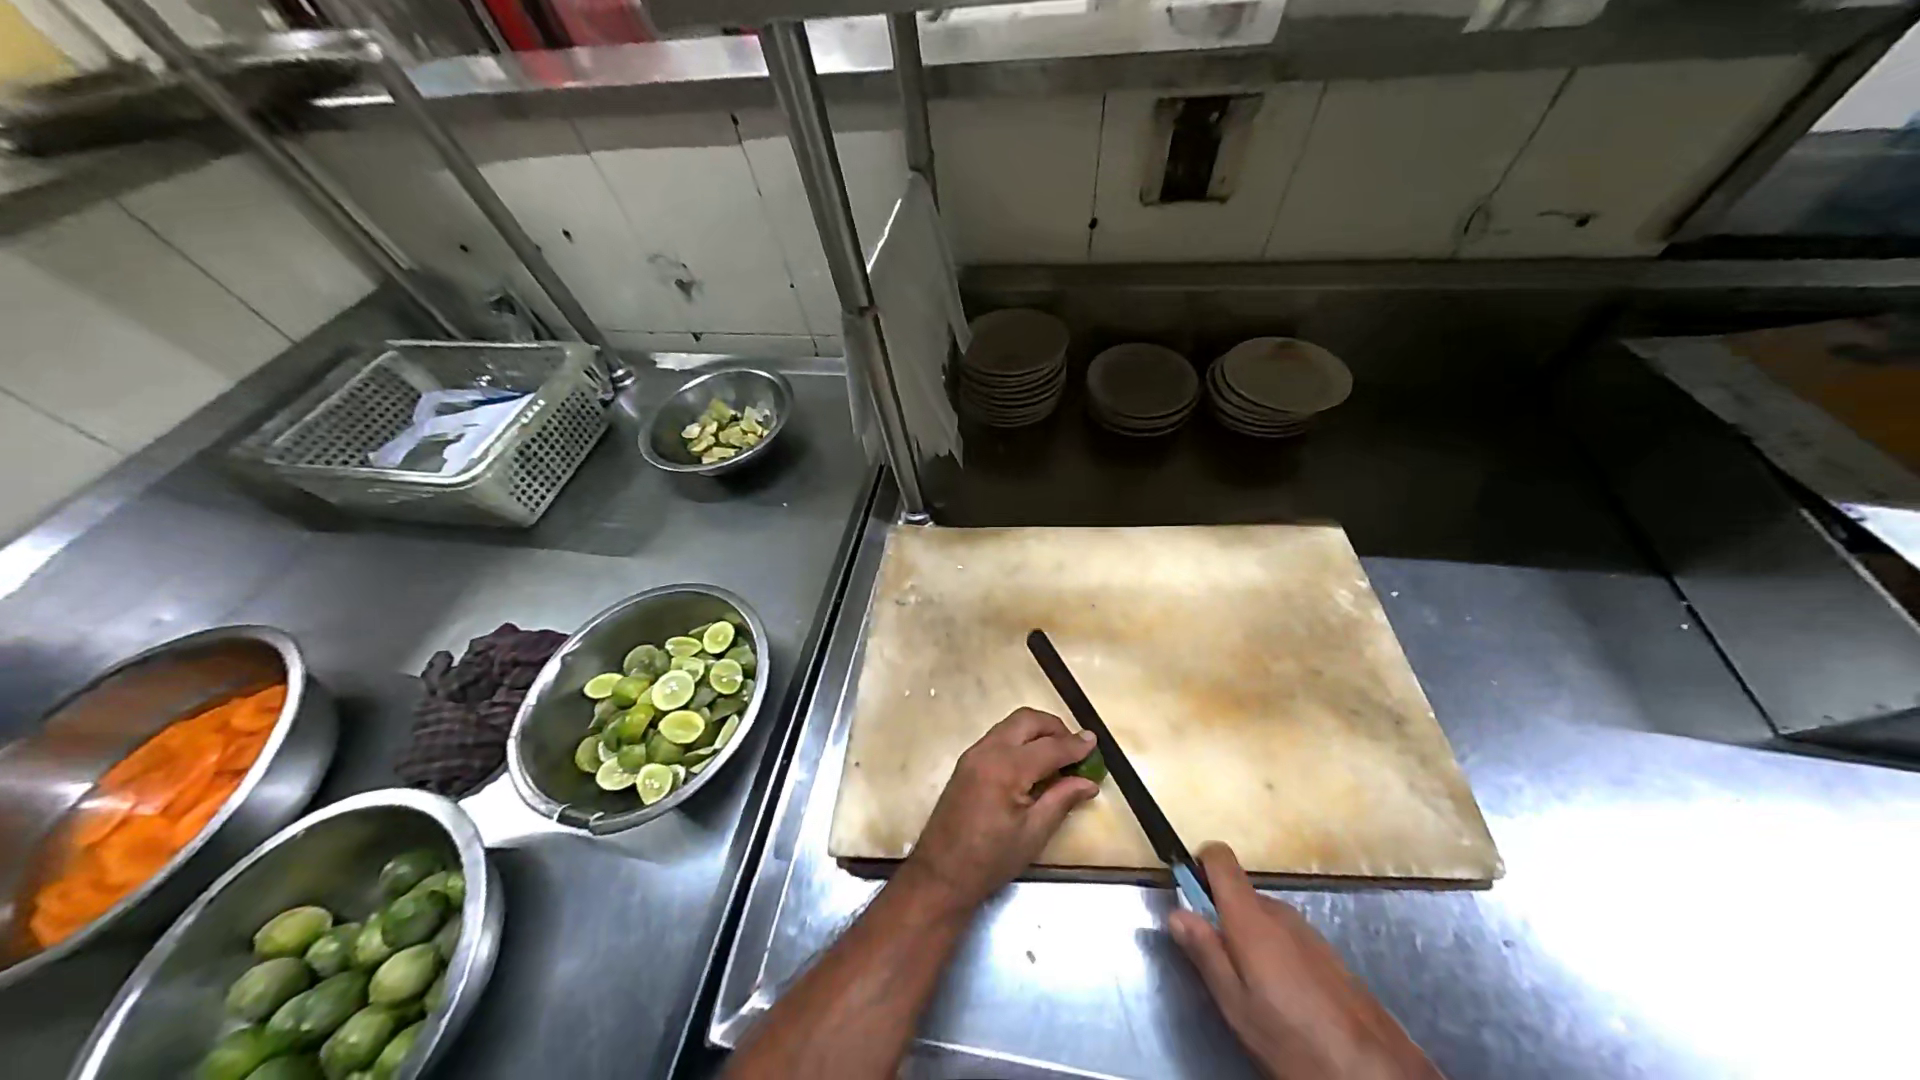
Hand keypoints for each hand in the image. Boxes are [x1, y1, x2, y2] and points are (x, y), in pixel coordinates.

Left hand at [899, 707, 1098, 912]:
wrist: (940, 874)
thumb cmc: (990, 860)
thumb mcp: (1034, 833)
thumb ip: (1062, 799)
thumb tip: (1089, 781)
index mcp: (1006, 768)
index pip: (1050, 746)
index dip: (1075, 745)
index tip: (1095, 743)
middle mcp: (987, 751)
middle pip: (1027, 720)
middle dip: (1055, 728)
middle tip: (1076, 748)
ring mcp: (973, 754)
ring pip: (1011, 725)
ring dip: (1037, 731)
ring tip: (1058, 755)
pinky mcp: (966, 763)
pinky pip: (999, 737)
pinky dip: (1020, 740)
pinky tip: (1033, 763)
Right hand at [1168, 844, 1443, 1079]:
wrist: (1374, 1072)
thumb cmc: (1293, 1036)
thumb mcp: (1235, 1003)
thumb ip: (1204, 952)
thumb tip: (1177, 913)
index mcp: (1251, 917)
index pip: (1220, 859)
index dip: (1199, 865)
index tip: (1189, 894)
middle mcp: (1280, 912)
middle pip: (1239, 892)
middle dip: (1221, 917)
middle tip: (1217, 964)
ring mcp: (1307, 930)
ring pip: (1262, 917)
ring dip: (1248, 938)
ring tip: (1251, 988)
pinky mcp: (1327, 952)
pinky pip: (1285, 936)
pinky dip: (1273, 953)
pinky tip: (1282, 997)